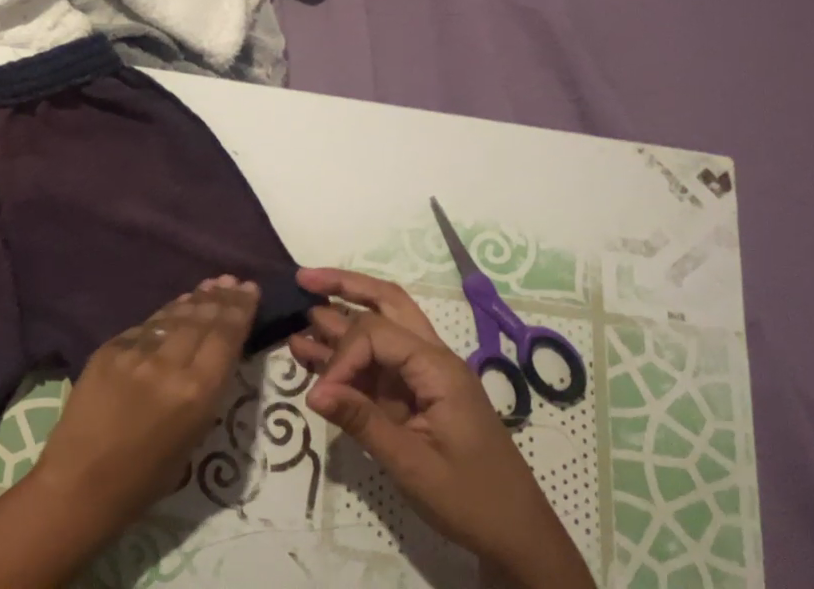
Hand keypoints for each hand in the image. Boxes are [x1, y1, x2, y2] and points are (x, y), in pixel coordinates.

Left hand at [0, 277, 260, 588]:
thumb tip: (210, 359)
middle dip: (219, 298)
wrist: (81, 481)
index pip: (224, 337)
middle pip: (200, 320)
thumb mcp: (192, 439)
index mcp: (197, 392)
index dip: (239, 310)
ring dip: (192, 301)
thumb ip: (203, 393)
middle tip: (233, 281)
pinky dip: (161, 317)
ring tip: (209, 286)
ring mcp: (134, 353)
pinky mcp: (107, 350)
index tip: (250, 288)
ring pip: (170, 318)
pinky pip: (142, 329)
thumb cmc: (145, 479)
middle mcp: (168, 364)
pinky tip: (170, 310)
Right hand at [291, 269, 593, 588]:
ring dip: (341, 318)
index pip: (374, 334)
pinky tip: (312, 351)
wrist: (517, 536)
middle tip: (302, 277)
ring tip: (297, 312)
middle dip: (345, 286)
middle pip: (386, 303)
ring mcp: (425, 377)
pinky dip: (346, 355)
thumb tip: (314, 393)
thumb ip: (362, 422)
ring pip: (381, 328)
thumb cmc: (471, 499)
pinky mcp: (416, 396)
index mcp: (438, 369)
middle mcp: (433, 360)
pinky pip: (378, 363)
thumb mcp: (413, 465)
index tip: (322, 395)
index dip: (340, 356)